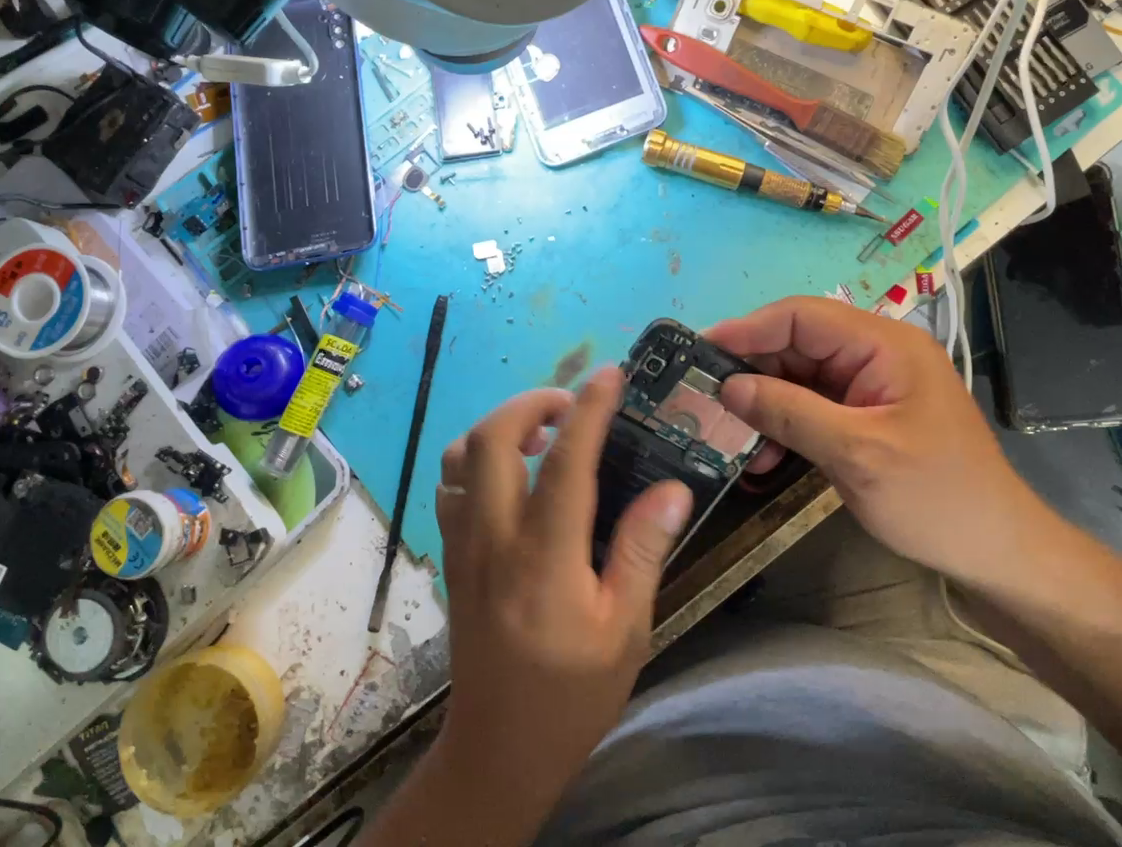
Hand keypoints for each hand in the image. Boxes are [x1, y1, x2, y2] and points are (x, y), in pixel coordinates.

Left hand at [433, 367, 693, 818]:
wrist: (499, 746)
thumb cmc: (572, 693)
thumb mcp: (627, 630)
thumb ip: (643, 551)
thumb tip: (672, 486)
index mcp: (545, 557)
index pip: (565, 461)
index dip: (589, 409)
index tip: (610, 376)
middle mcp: (492, 539)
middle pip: (490, 440)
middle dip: (530, 403)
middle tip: (572, 406)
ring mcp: (461, 546)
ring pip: (459, 458)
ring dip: (498, 428)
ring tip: (542, 434)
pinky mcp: (449, 559)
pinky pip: (449, 488)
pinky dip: (476, 460)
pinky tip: (512, 477)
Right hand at [706, 297, 1053, 584]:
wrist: (996, 551)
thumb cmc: (935, 497)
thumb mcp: (856, 453)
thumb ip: (789, 412)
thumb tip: (728, 386)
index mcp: (884, 346)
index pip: (801, 315)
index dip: (747, 329)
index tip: (698, 351)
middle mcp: (876, 356)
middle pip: (796, 345)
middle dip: (751, 373)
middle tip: (704, 402)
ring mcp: (871, 388)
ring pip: (798, 379)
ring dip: (764, 407)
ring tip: (732, 440)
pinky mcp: (865, 418)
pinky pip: (812, 409)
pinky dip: (785, 428)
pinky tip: (764, 459)